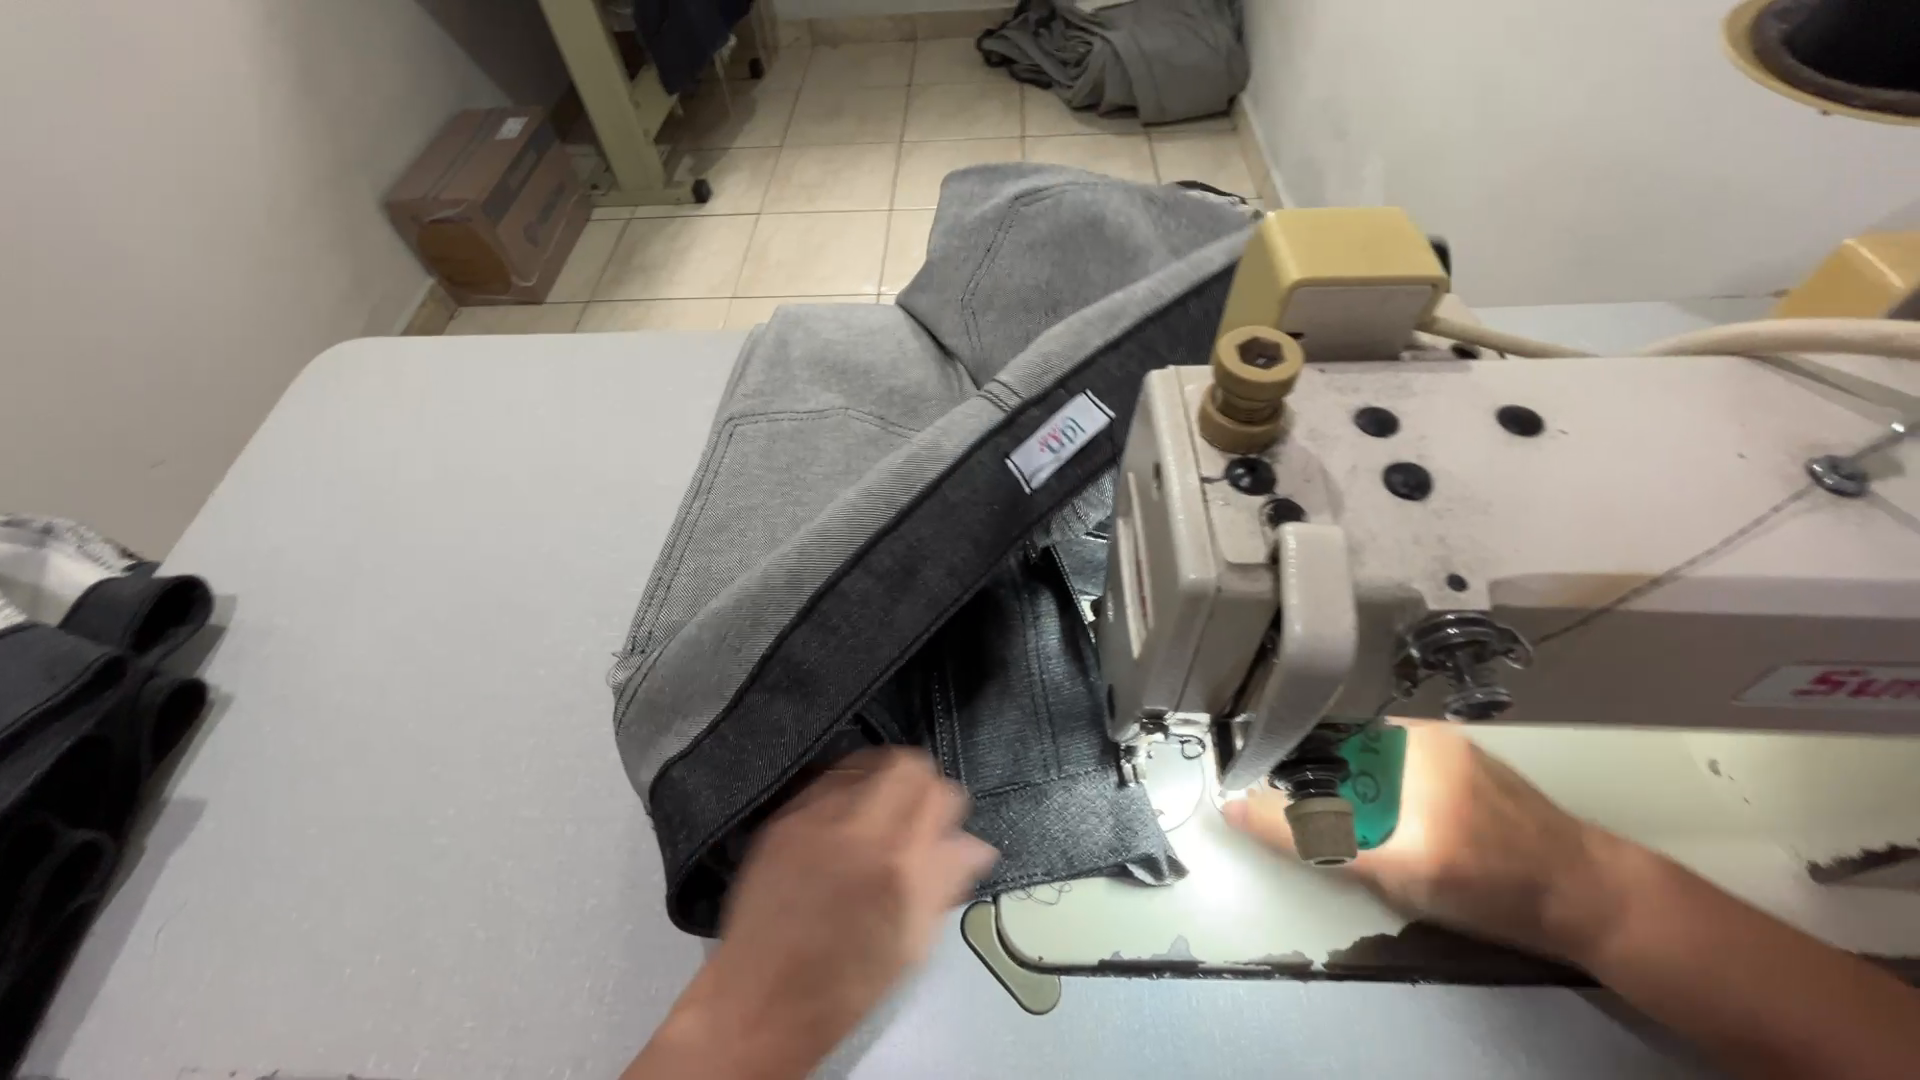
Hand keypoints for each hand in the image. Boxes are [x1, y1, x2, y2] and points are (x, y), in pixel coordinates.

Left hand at [628, 748, 997, 1079]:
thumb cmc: (846, 988)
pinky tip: (846, 820)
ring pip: (865, 763)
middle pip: (905, 765)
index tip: (946, 822)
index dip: (950, 803)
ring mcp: (813, 820)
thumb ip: (947, 882)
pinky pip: (827, 781)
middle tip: (917, 810)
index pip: (941, 793)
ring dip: (882, 781)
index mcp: (898, 866)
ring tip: (882, 812)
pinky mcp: (781, 821)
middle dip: (920, 782)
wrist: (760, 1004)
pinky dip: (847, 791)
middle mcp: (857, 831)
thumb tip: (974, 843)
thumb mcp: (913, 945)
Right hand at [1225, 722, 1631, 965]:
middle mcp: (1423, 734)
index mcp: (1407, 740)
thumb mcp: (1391, 865)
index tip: (1248, 786)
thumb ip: (1308, 835)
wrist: (1595, 904)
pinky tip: (1397, 839)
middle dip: (1317, 790)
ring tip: (1358, 841)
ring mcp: (1446, 752)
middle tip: (1310, 830)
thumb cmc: (1493, 880)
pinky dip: (1381, 805)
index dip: (1280, 761)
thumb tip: (1232, 807)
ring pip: (1366, 772)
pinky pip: (1397, 781)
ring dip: (1349, 803)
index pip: (1317, 738)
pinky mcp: (1462, 773)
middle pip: (1338, 754)